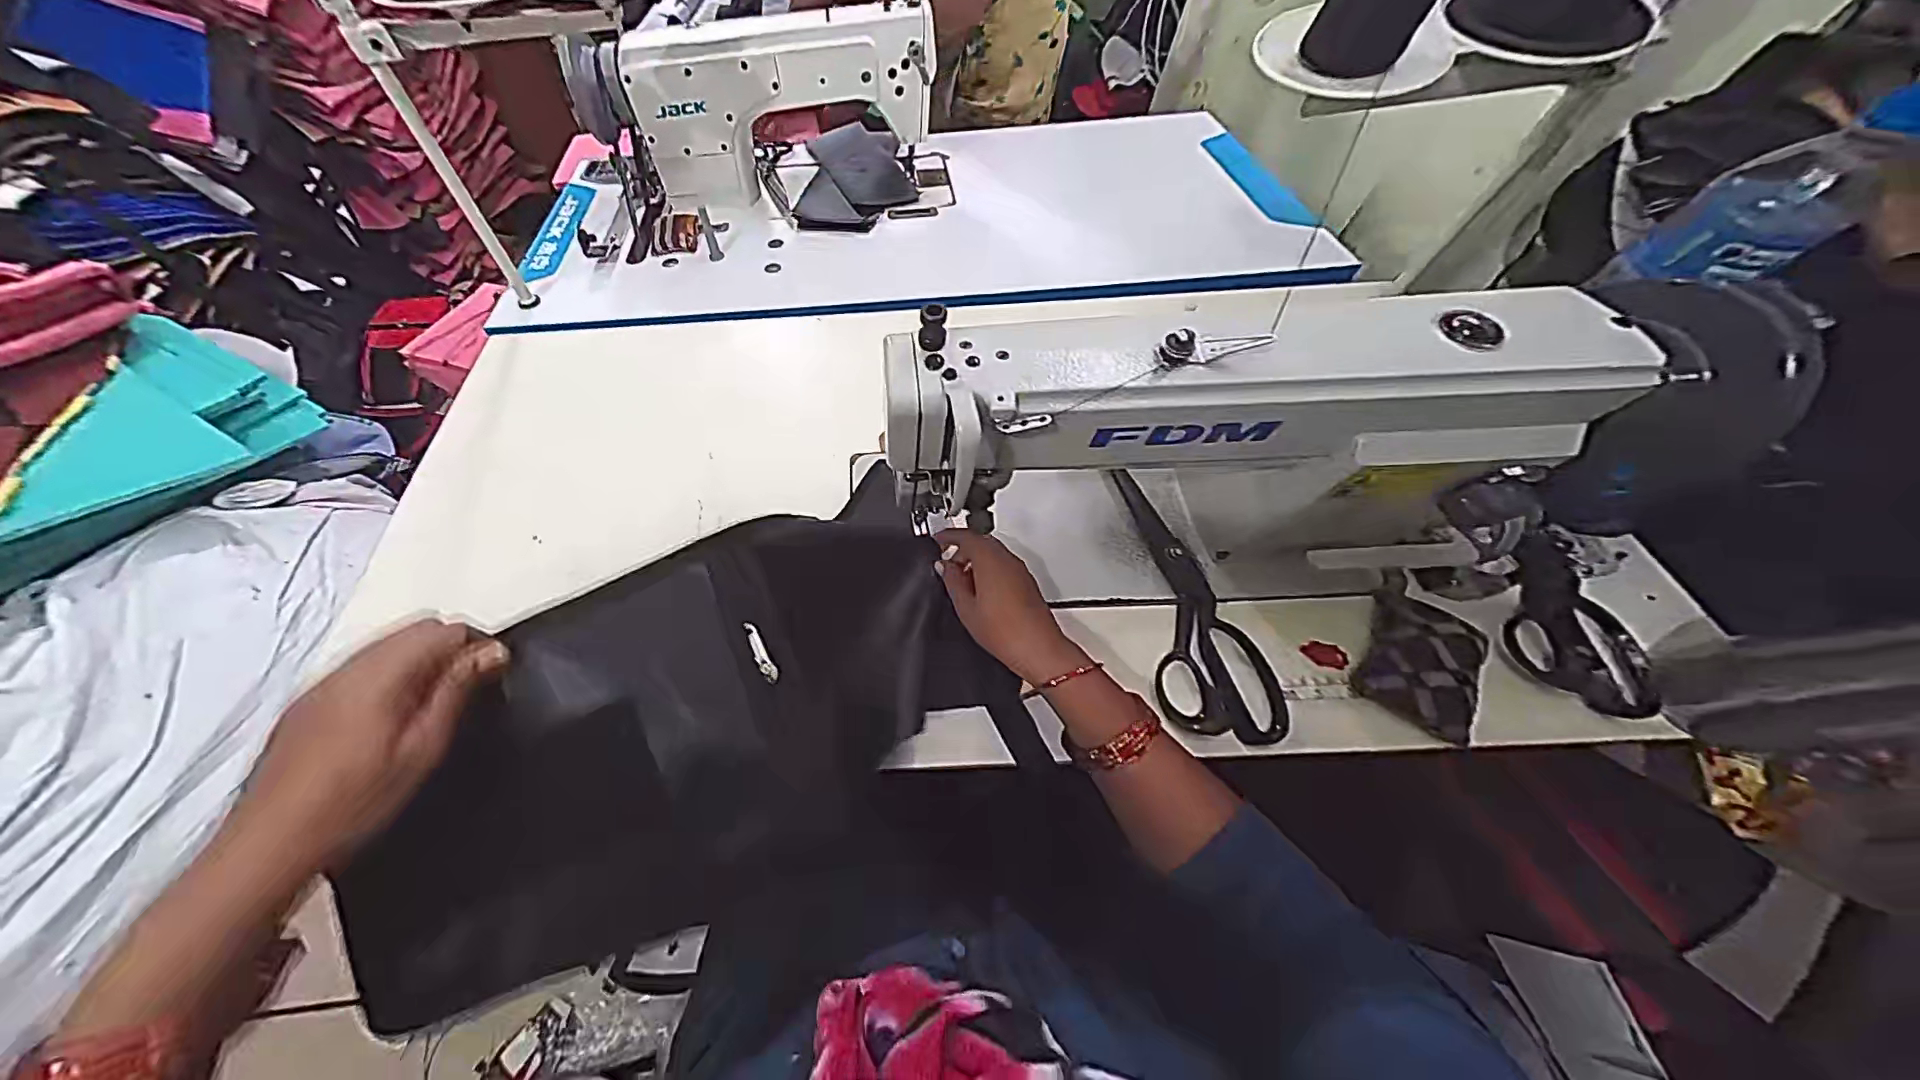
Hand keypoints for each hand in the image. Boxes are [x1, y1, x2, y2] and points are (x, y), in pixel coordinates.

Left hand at [235, 620, 508, 872]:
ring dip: (421, 663)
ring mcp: (320, 684)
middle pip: (414, 631)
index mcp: (376, 676)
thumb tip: (491, 653)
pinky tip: (396, 718)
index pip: (443, 631)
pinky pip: (363, 667)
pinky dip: (391, 677)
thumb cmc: (351, 803)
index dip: (477, 646)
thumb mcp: (424, 745)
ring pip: (389, 646)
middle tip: (470, 688)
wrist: (271, 845)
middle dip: (451, 649)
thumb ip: (458, 689)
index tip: (492, 672)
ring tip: (435, 708)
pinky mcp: (308, 702)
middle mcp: (344, 670)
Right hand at [934, 529, 1088, 684]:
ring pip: (993, 554)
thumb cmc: (1007, 631)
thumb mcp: (966, 607)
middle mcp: (1007, 559)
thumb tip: (945, 567)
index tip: (938, 540)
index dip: (948, 536)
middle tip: (947, 564)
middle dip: (962, 550)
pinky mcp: (1026, 582)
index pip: (966, 535)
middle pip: (981, 542)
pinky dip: (989, 571)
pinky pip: (1004, 566)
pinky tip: (981, 593)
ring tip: (962, 583)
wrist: (1037, 648)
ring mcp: (1019, 570)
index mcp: (990, 559)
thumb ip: (952, 581)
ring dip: (976, 561)